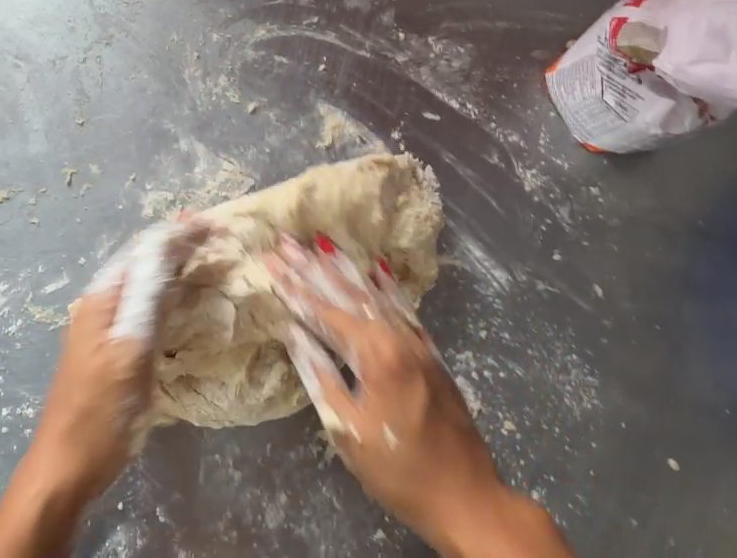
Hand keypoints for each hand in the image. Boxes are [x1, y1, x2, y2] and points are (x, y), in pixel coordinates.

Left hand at [0, 221, 207, 557]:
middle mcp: (103, 307)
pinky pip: (145, 310)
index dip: (175, 233)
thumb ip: (147, 299)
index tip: (209, 223)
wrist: (65, 467)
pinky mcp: (116, 351)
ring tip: (204, 253)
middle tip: (213, 231)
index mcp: (103, 301)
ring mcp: (107, 329)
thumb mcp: (128, 354)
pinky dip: (168, 295)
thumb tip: (165, 247)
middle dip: (176, 244)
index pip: (143, 251)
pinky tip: (183, 297)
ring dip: (173, 266)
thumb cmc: (98, 413)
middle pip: (143, 263)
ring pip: (145, 285)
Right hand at [267, 236, 574, 557]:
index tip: (270, 259)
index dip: (294, 287)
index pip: (324, 312)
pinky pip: (403, 310)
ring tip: (321, 242)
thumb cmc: (398, 470)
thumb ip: (320, 376)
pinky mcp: (431, 354)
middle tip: (286, 240)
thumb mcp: (347, 429)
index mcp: (375, 353)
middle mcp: (398, 337)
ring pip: (375, 296)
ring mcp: (418, 343)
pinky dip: (385, 288)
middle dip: (313, 267)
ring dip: (345, 269)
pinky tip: (376, 270)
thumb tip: (294, 334)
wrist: (466, 496)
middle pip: (348, 294)